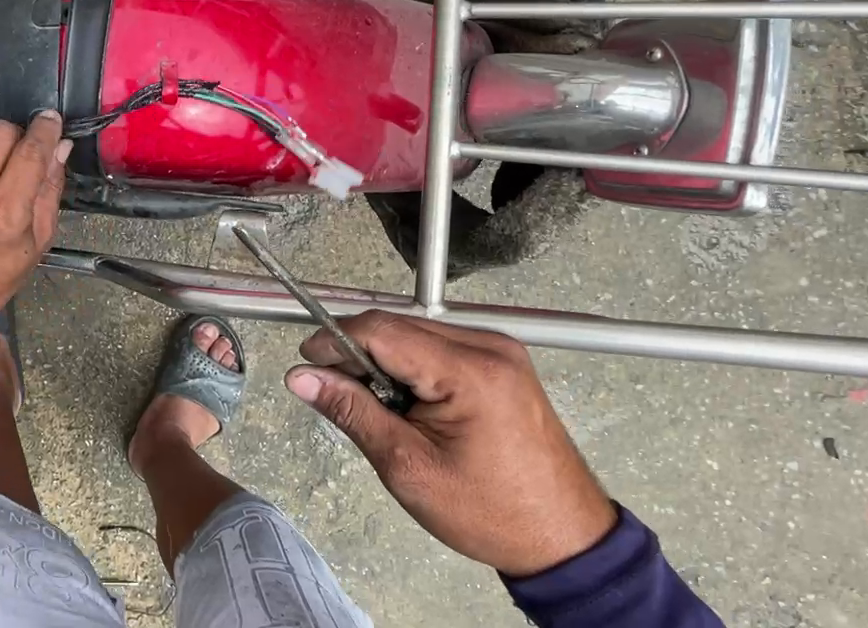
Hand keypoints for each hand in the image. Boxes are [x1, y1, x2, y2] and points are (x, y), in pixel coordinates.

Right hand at [285, 312, 616, 576]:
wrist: (566, 541)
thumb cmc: (491, 512)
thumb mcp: (406, 466)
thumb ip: (350, 411)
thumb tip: (301, 377)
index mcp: (471, 371)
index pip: (380, 330)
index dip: (333, 341)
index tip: (308, 366)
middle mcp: (489, 347)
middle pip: (394, 326)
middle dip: (356, 354)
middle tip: (339, 394)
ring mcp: (499, 351)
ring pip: (410, 333)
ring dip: (381, 360)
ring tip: (380, 407)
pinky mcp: (501, 362)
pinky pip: (434, 345)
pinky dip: (408, 365)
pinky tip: (408, 402)